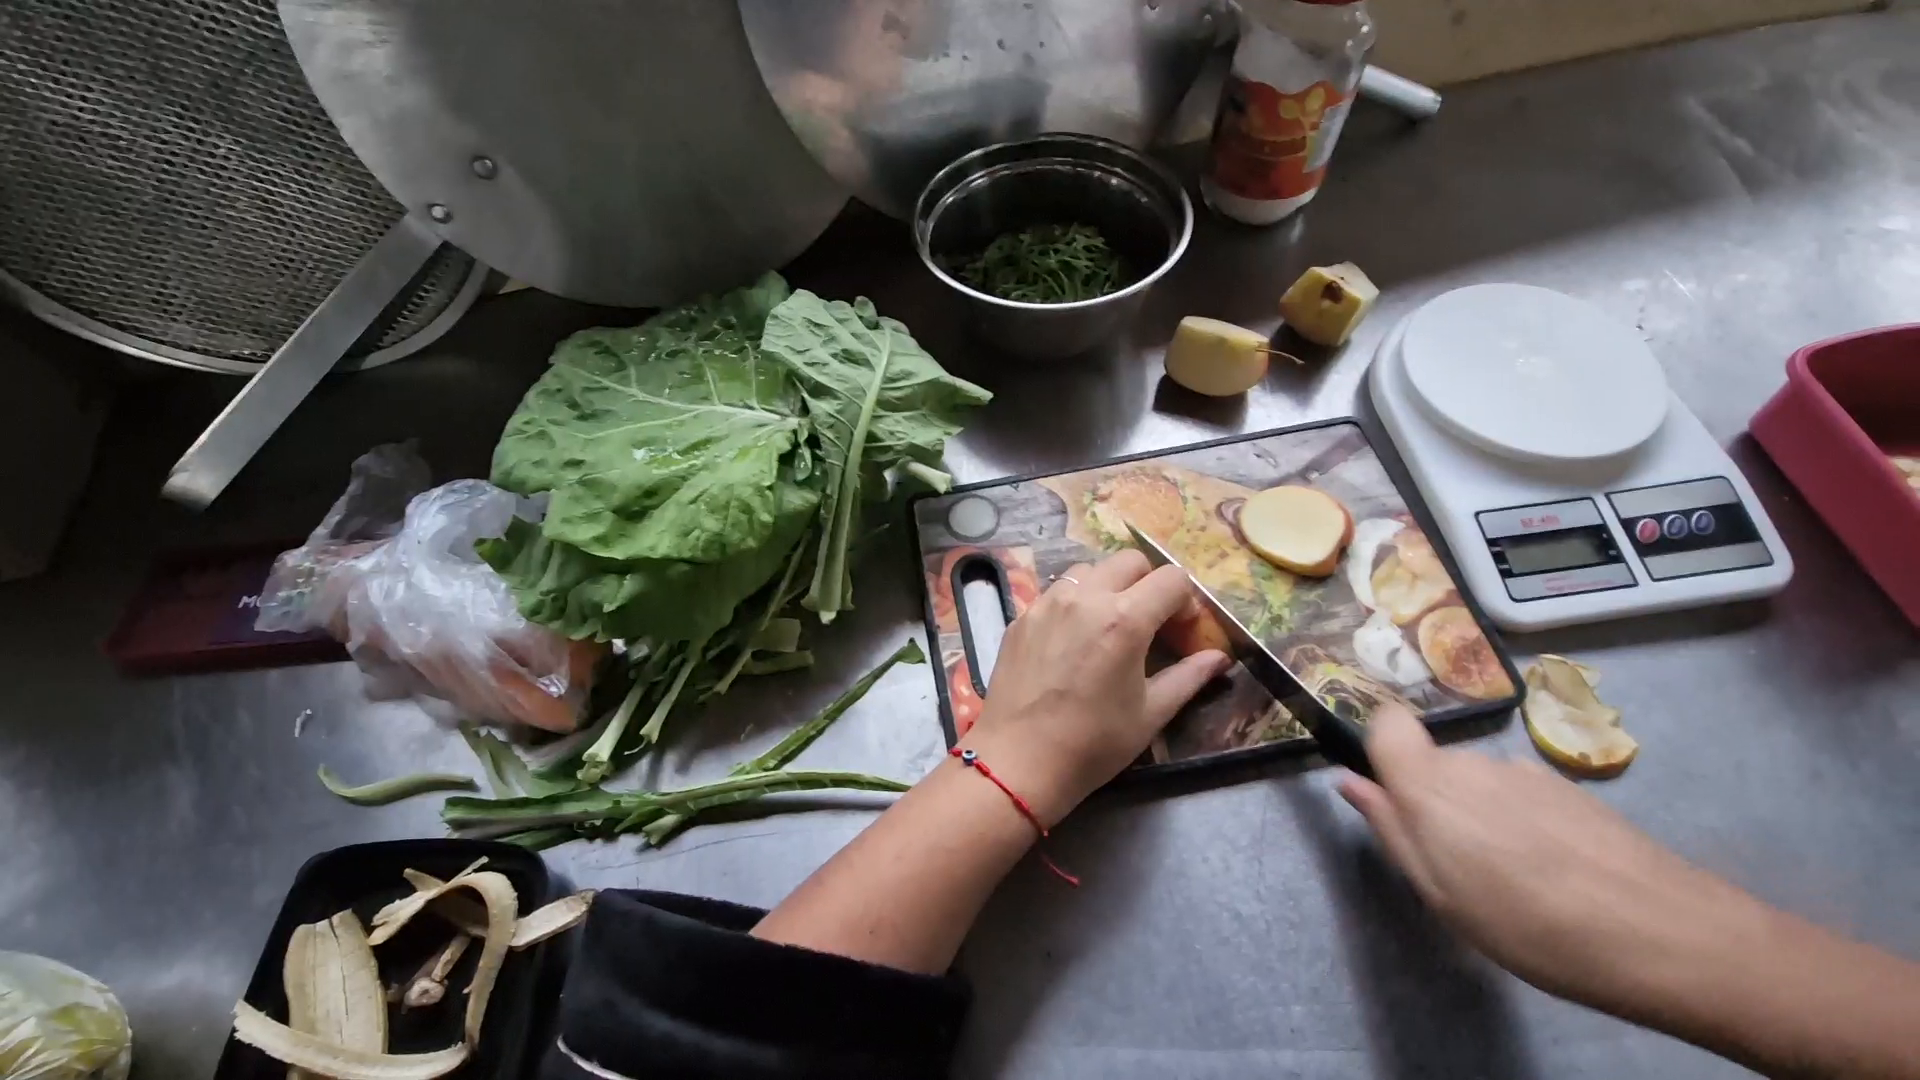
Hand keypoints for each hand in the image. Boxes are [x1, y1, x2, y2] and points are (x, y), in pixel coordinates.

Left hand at [960, 550, 1231, 825]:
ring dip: (1109, 587)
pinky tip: (1074, 640)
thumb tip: (1218, 658)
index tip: (1183, 629)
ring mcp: (1047, 603)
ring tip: (1110, 627)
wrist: (1018, 761)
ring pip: (1088, 571)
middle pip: (1129, 561)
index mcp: (1124, 618)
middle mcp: (1084, 597)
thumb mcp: (1150, 713)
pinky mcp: (1021, 617)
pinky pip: (1056, 592)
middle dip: (1149, 583)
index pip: (1171, 578)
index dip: (1187, 600)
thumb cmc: (1093, 743)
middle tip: (1151, 622)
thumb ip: (1188, 677)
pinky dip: (1075, 603)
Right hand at [1342, 706, 1919, 1077]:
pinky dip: (1523, 824)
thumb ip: (1390, 829)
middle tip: (1455, 865)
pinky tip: (1555, 874)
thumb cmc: (1529, 925)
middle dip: (1433, 801)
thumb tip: (1350, 782)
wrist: (1671, 938)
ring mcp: (1528, 773)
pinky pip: (1522, 796)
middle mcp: (1474, 763)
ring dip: (1481, 816)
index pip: (1387, 723)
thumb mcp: (1439, 893)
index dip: (1382, 749)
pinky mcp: (1572, 790)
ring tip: (1512, 879)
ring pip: (1479, 783)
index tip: (1392, 795)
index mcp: (1430, 784)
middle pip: (1434, 763)